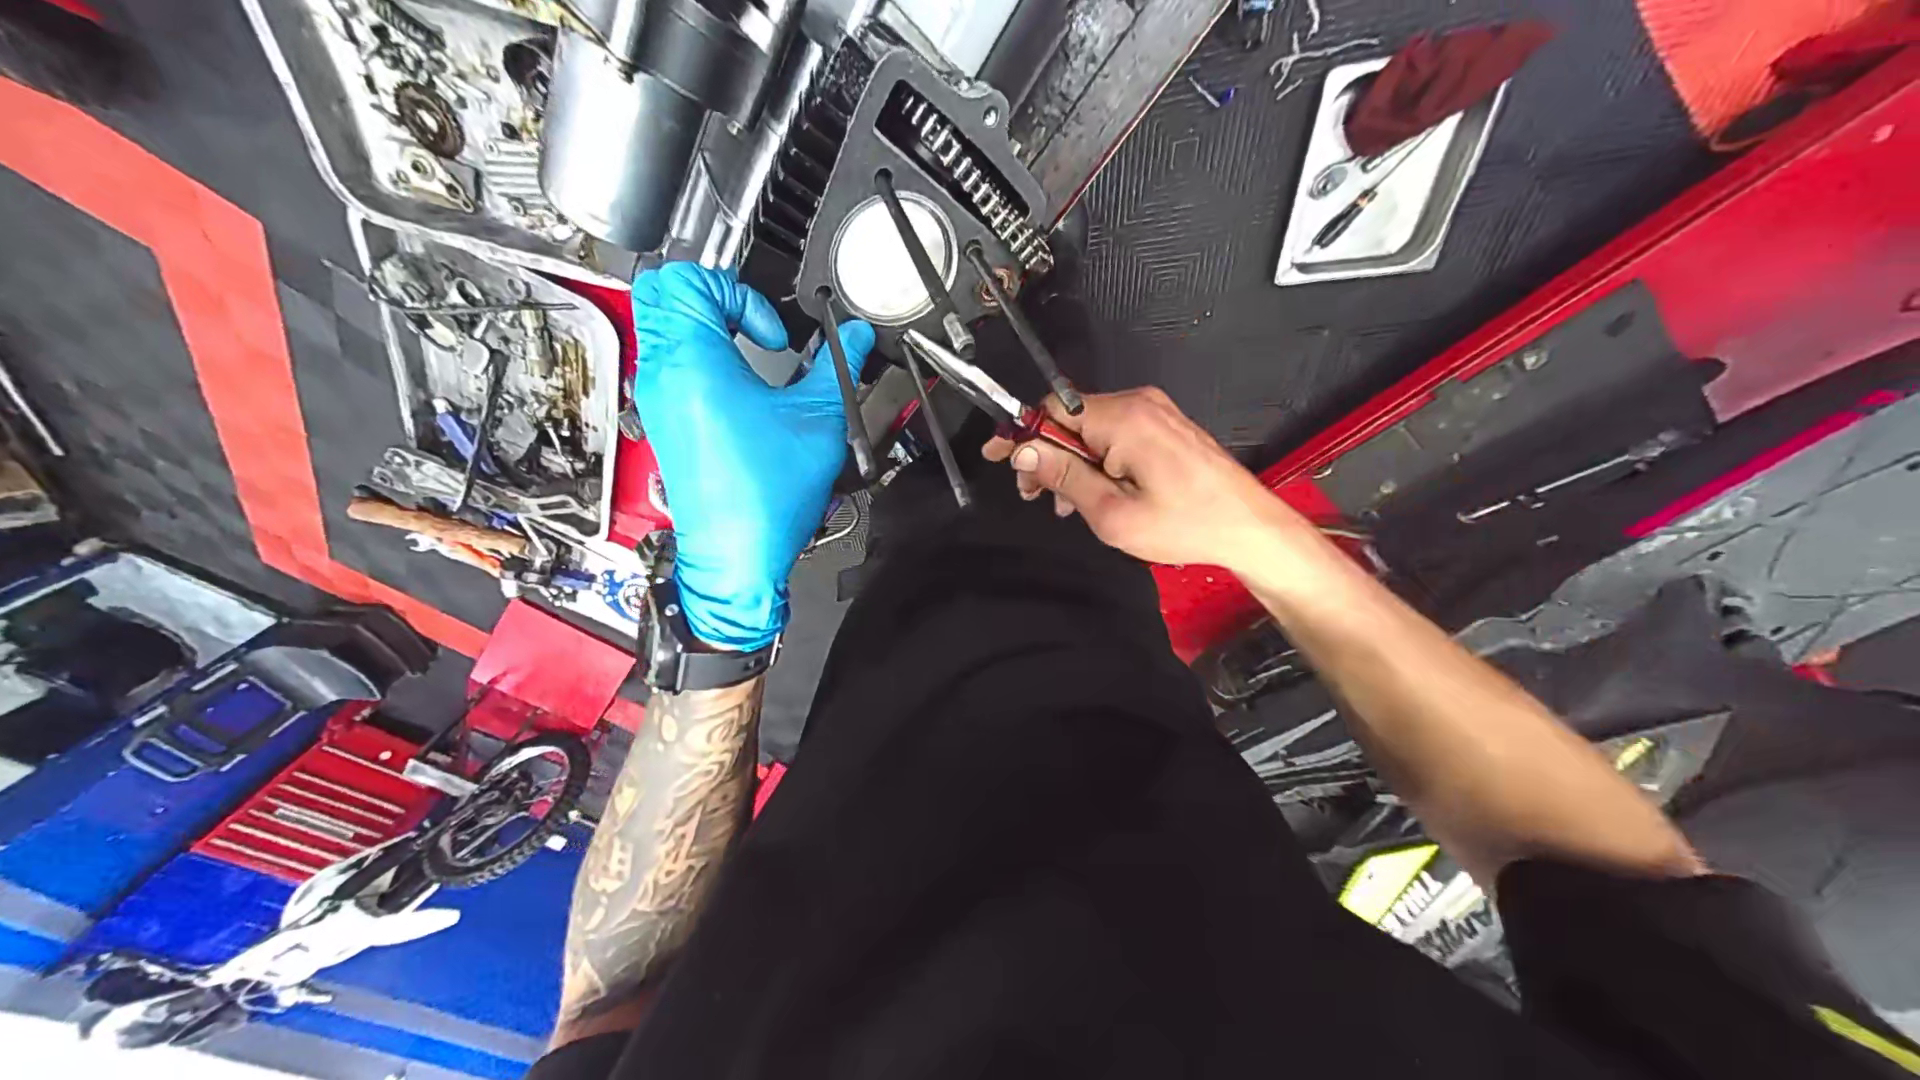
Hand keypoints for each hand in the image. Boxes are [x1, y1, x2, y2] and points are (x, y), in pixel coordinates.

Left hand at [632, 262, 873, 649]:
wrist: (737, 555)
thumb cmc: (764, 500)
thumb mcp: (818, 422)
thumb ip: (838, 368)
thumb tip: (854, 339)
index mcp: (695, 364)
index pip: (690, 280)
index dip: (740, 294)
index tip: (772, 334)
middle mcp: (664, 376)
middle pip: (661, 290)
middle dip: (712, 295)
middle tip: (751, 323)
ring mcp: (658, 399)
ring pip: (659, 325)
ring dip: (703, 325)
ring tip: (750, 354)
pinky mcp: (664, 421)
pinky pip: (667, 364)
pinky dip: (698, 357)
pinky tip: (740, 387)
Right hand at [982, 387, 1312, 572]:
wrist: (1247, 527)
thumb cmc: (1186, 525)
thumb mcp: (1112, 512)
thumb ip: (1064, 477)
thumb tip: (1025, 451)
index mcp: (1123, 419)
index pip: (1051, 409)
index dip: (1020, 433)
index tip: (1000, 456)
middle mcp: (1138, 404)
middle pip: (1068, 417)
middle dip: (1045, 454)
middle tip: (1033, 492)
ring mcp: (1153, 412)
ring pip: (1089, 427)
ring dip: (1069, 461)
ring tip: (1066, 502)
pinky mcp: (1162, 425)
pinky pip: (1113, 433)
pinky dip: (1094, 459)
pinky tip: (1092, 491)